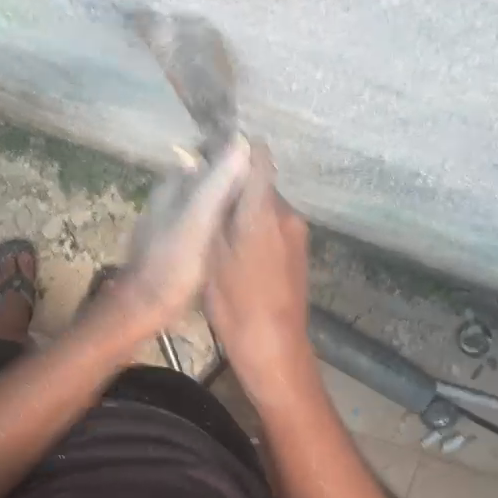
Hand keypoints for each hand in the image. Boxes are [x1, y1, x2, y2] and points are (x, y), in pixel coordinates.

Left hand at [113, 136, 252, 329]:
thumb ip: (218, 182)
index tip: (267, 165)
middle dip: (235, 180)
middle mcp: (170, 198)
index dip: (238, 159)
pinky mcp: (177, 244)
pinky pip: (206, 224)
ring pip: (208, 202)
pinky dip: (222, 223)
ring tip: (260, 208)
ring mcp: (172, 221)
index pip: (210, 158)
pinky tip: (239, 234)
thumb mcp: (199, 219)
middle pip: (209, 179)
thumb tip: (244, 142)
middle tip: (269, 189)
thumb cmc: (173, 262)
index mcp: (174, 186)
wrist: (146, 306)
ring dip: (230, 202)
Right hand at [204, 144, 313, 381]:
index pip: (258, 157)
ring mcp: (297, 234)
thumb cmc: (236, 303)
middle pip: (259, 183)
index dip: (234, 149)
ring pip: (264, 206)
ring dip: (241, 210)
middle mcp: (287, 214)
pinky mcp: (298, 252)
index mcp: (264, 210)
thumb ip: (212, 207)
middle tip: (200, 200)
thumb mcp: (211, 253)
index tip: (208, 153)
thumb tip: (204, 168)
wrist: (274, 348)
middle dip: (232, 186)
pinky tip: (232, 252)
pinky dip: (252, 229)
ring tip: (212, 230)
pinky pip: (272, 226)